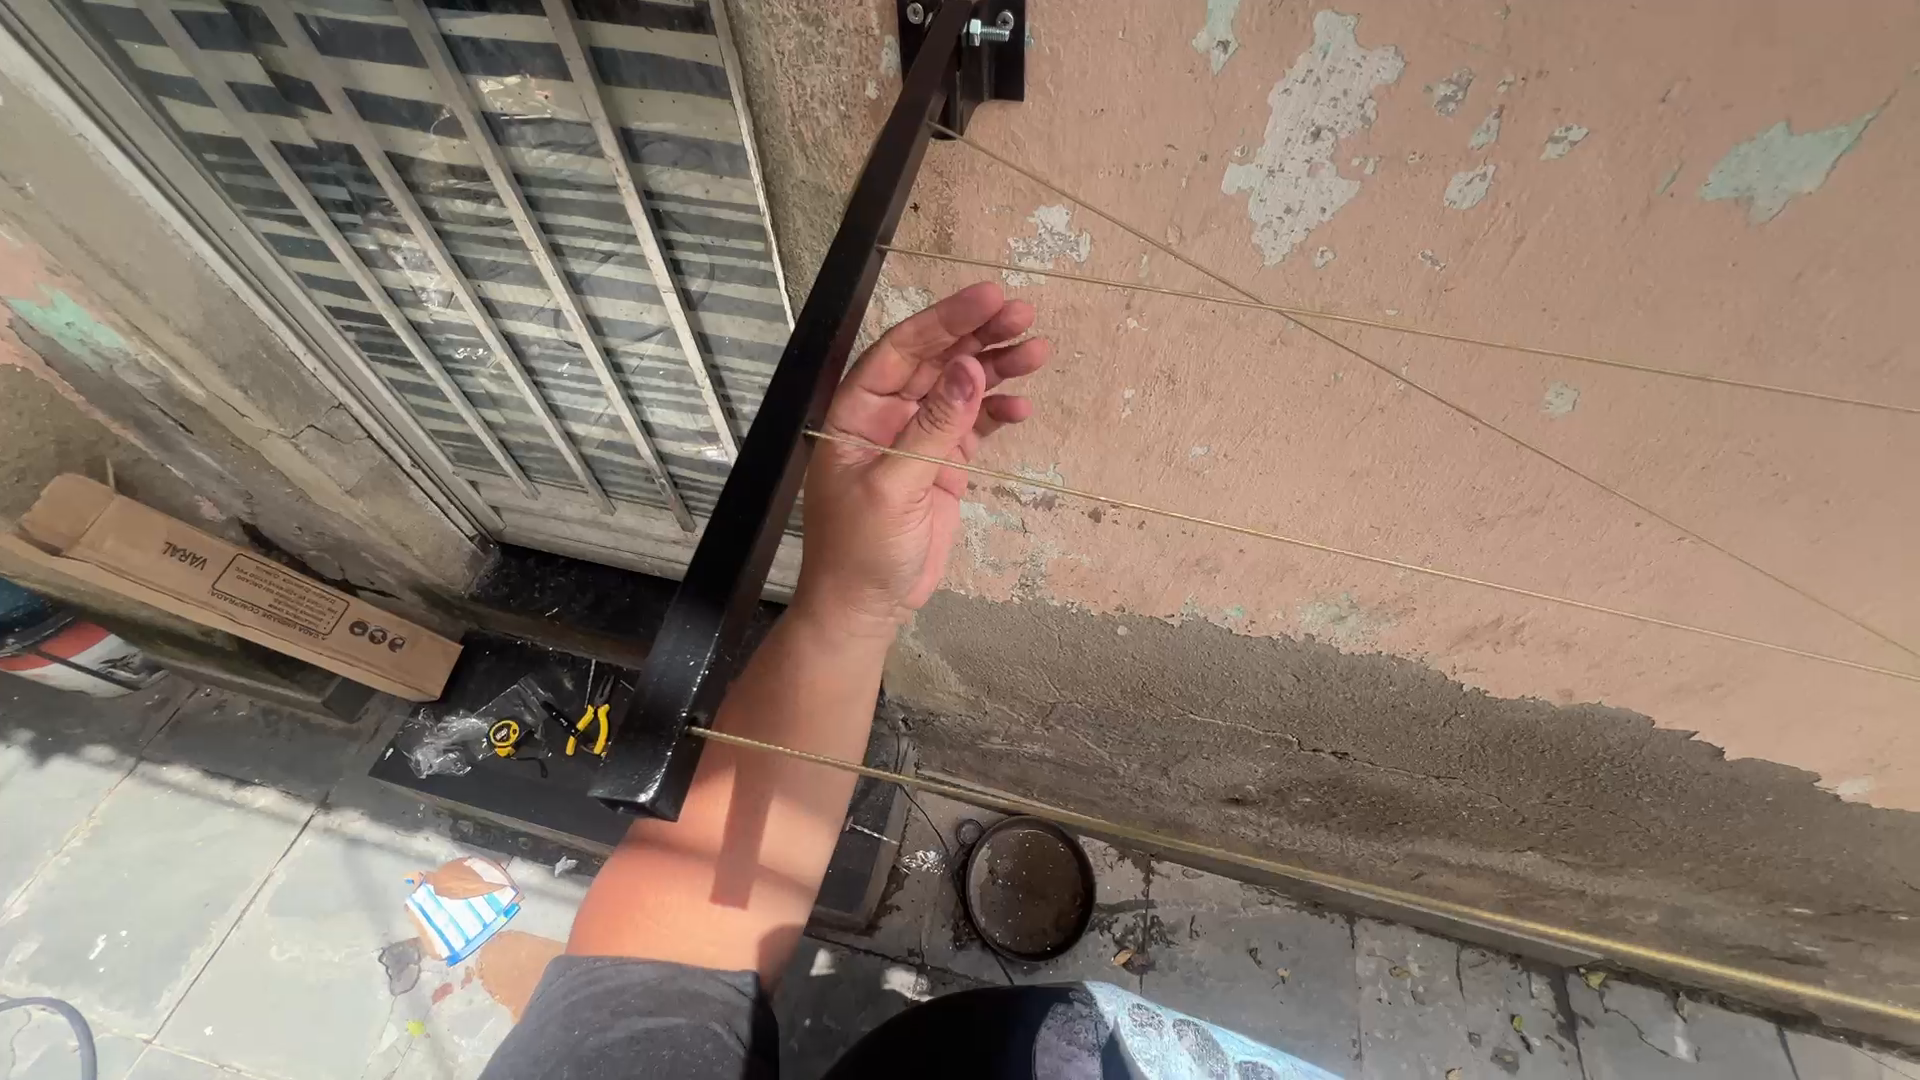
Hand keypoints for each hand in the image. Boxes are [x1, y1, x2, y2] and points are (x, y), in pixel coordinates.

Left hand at [793, 282, 1051, 638]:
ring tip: (1037, 350)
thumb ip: (931, 428)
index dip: (943, 321)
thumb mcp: (892, 487)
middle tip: (1024, 313)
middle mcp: (888, 416)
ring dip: (997, 370)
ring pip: (960, 391)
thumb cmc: (860, 549)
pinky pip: (974, 428)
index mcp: (857, 412)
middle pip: (937, 362)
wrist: (868, 606)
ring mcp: (920, 439)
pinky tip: (1022, 406)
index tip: (988, 297)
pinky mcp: (944, 466)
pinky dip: (997, 415)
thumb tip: (969, 369)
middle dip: (978, 336)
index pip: (901, 351)